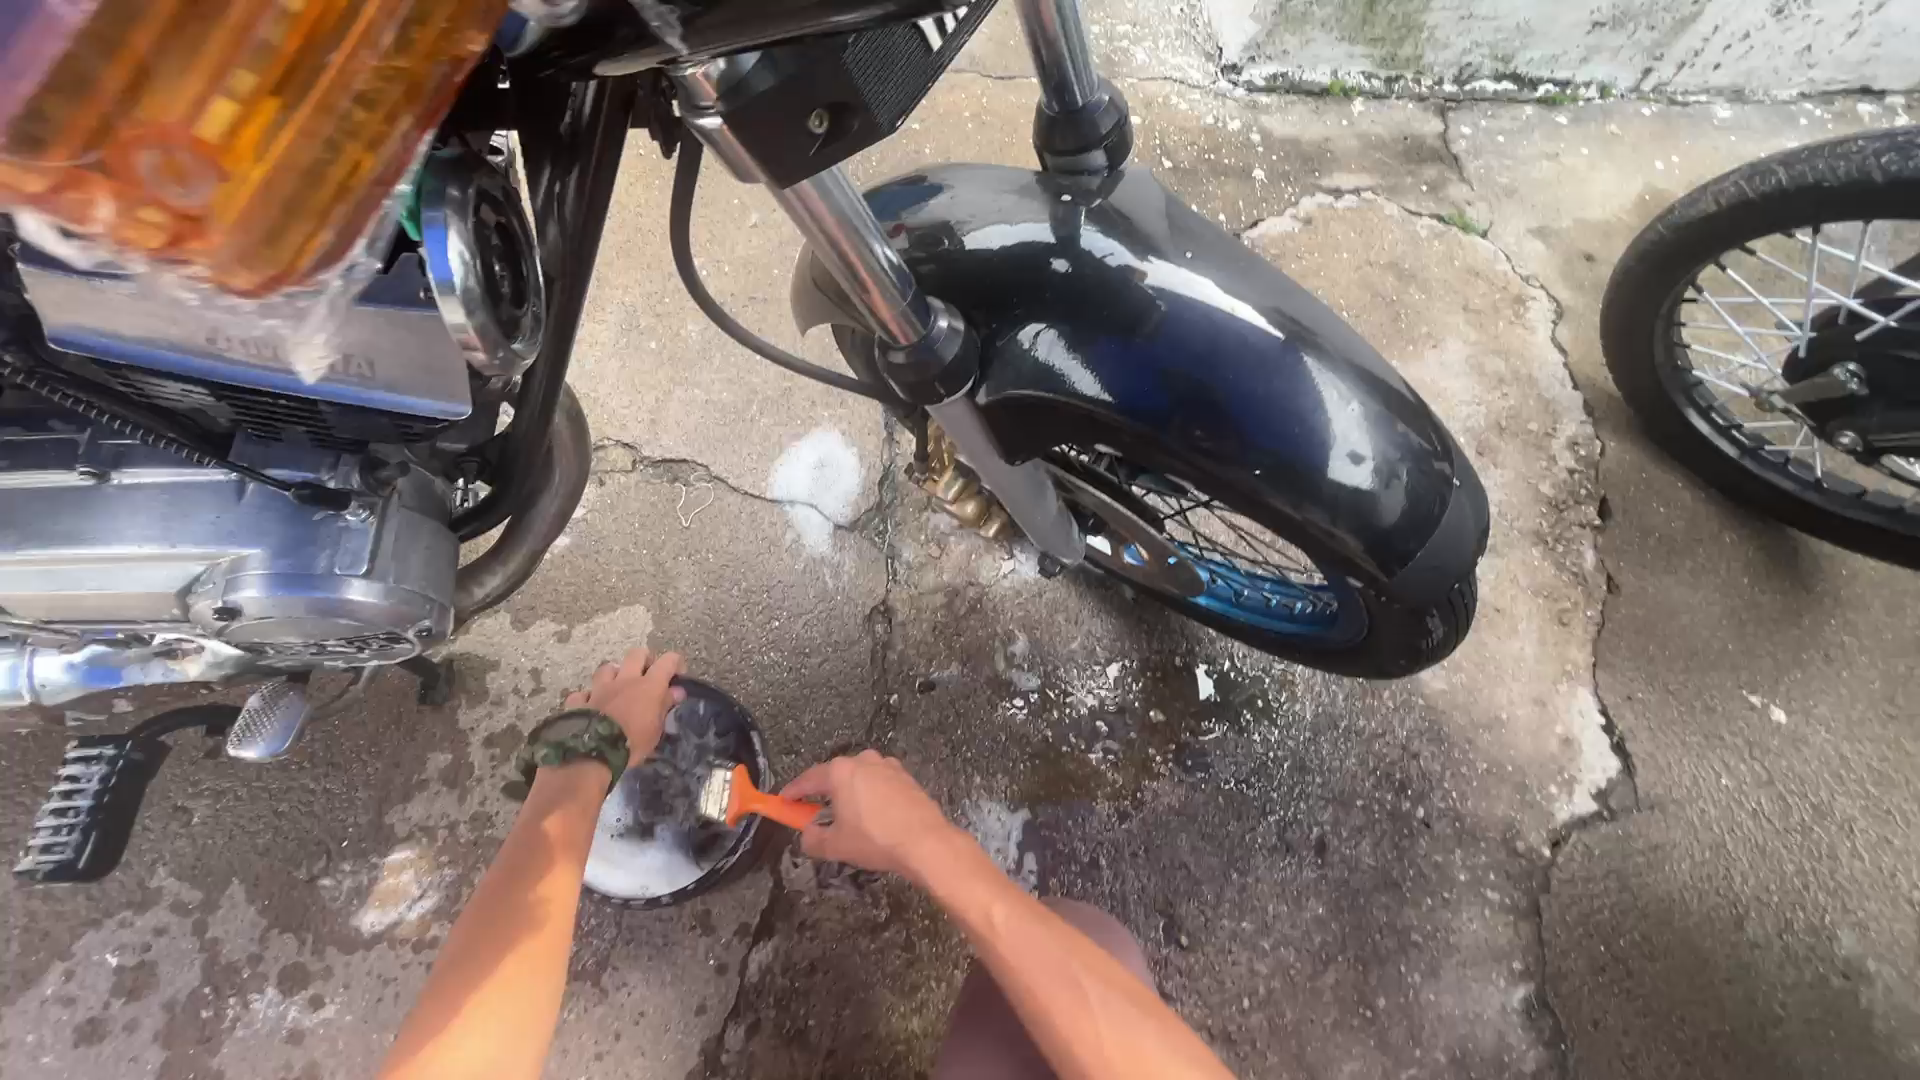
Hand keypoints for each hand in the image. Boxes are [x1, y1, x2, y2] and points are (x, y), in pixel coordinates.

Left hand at [563, 648, 685, 760]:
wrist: (594, 753)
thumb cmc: (633, 742)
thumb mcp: (657, 728)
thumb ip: (665, 705)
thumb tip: (676, 691)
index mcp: (649, 685)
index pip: (668, 660)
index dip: (675, 663)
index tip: (678, 676)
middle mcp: (625, 680)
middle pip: (636, 654)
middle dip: (644, 660)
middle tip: (647, 675)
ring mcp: (600, 689)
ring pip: (607, 668)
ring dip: (614, 675)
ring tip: (617, 688)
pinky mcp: (580, 702)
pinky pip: (582, 694)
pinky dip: (588, 698)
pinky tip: (591, 706)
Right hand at [781, 750, 967, 882]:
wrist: (925, 840)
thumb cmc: (875, 839)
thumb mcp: (835, 845)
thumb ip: (812, 838)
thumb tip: (807, 834)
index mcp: (841, 771)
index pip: (808, 779)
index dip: (793, 791)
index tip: (783, 799)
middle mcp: (864, 760)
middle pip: (835, 775)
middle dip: (823, 792)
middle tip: (813, 812)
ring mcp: (887, 766)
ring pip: (859, 777)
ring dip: (849, 793)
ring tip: (847, 816)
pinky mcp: (905, 776)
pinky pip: (879, 783)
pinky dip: (870, 795)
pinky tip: (873, 815)